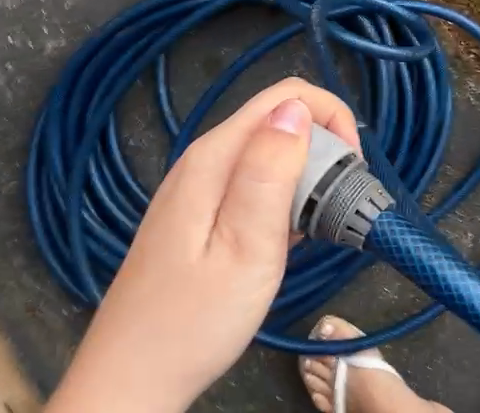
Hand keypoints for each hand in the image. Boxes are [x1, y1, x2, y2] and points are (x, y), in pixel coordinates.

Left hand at [46, 79, 359, 412]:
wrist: (128, 386)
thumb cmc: (193, 323)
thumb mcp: (246, 247)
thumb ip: (270, 172)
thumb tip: (296, 107)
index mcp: (214, 158)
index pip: (285, 96)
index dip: (329, 116)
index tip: (351, 166)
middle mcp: (203, 161)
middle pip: (278, 119)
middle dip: (321, 146)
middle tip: (336, 203)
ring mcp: (197, 189)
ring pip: (268, 151)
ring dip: (305, 175)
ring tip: (316, 226)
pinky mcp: (198, 216)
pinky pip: (252, 182)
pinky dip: (282, 198)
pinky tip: (287, 239)